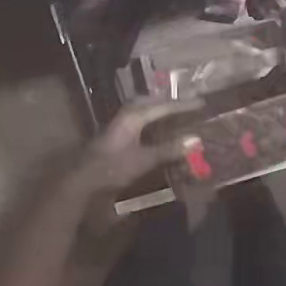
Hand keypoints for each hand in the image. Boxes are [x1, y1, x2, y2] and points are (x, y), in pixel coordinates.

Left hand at [68, 99, 199, 195]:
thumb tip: (197, 139)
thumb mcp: (144, 159)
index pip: (163, 106)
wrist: (83, 183)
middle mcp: (126, 117)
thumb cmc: (113, 168)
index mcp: (133, 117)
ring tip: (177, 113)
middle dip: (169, 102)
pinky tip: (160, 131)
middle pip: (150, 103)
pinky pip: (140, 123)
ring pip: (143, 112)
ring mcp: (120, 127)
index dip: (183, 105)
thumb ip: (169, 149)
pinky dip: (153, 123)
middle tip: (188, 103)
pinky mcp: (118, 139)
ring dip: (160, 111)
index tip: (202, 103)